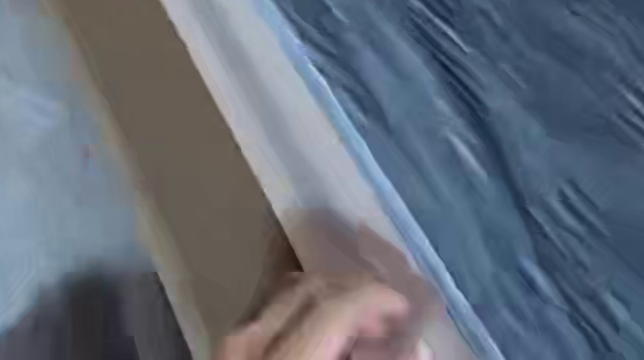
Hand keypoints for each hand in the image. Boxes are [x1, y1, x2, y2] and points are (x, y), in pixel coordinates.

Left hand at [218, 275, 413, 359]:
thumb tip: (416, 346)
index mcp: (283, 358)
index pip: (331, 307)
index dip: (373, 298)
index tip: (406, 306)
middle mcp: (248, 338)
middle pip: (308, 289)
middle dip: (354, 292)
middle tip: (392, 310)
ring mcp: (232, 340)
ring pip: (287, 292)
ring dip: (331, 296)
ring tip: (368, 321)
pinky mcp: (227, 347)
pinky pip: (271, 308)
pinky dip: (305, 308)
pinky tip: (330, 329)